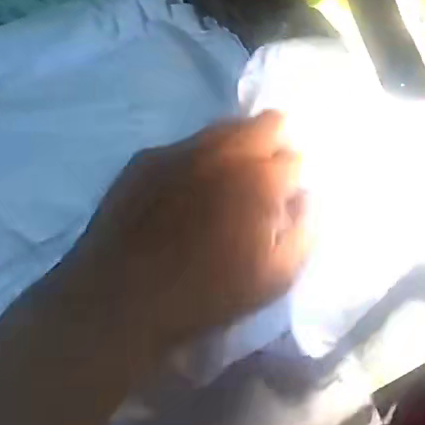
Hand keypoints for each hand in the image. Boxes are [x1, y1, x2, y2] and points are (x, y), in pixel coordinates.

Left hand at [31, 112, 308, 369]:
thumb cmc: (207, 296)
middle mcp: (226, 152)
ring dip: (240, 144)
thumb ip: (304, 231)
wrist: (118, 302)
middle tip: (269, 175)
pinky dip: (201, 157)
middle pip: (267, 123)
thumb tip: (306, 198)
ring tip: (231, 180)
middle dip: (277, 143)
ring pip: (226, 127)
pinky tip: (190, 190)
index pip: (296, 157)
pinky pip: (188, 144)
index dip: (297, 177)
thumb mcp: (276, 278)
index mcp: (262, 179)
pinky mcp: (147, 159)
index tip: (290, 196)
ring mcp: (183, 150)